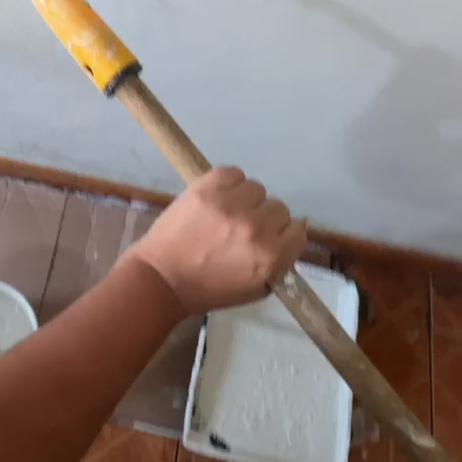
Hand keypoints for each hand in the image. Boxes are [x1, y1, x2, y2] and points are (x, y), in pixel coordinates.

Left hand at [122, 166, 308, 315]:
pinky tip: (218, 197)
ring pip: (257, 188)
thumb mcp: (256, 288)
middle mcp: (255, 227)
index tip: (271, 236)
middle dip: (265, 218)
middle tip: (244, 227)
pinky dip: (229, 183)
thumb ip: (280, 262)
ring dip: (246, 199)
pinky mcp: (207, 187)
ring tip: (228, 212)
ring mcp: (230, 204)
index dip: (285, 234)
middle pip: (279, 207)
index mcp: (271, 256)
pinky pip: (233, 172)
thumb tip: (294, 230)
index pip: (298, 230)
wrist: (163, 276)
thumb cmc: (209, 289)